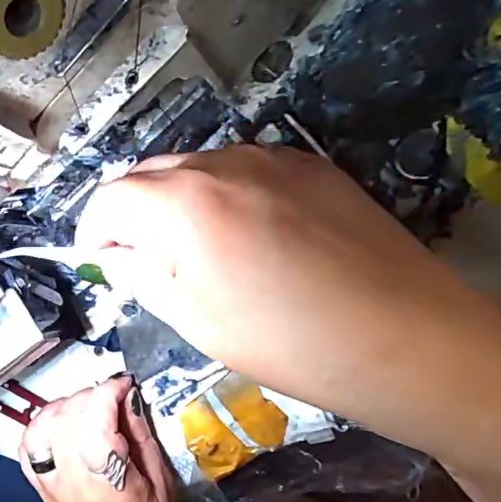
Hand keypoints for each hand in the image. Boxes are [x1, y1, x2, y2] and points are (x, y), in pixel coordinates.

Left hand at [20, 376, 177, 501]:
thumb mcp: (162, 481)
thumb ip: (142, 436)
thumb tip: (126, 398)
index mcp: (110, 486)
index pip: (95, 422)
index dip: (108, 393)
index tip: (123, 385)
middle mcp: (72, 484)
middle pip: (66, 420)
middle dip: (89, 397)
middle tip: (110, 399)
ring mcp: (50, 485)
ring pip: (41, 428)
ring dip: (63, 407)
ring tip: (87, 408)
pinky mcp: (39, 486)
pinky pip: (27, 446)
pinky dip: (40, 425)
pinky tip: (61, 422)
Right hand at [75, 146, 500, 470]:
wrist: (408, 340)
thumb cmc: (287, 344)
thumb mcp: (193, 321)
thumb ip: (138, 276)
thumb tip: (111, 255)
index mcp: (184, 204)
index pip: (109, 198)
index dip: (92, 231)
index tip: (98, 263)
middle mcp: (223, 163)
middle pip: (148, 173)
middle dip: (131, 214)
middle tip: (142, 264)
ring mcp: (272, 157)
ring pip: (194, 167)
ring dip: (174, 203)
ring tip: (196, 255)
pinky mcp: (311, 165)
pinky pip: (241, 169)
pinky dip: (220, 195)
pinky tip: (246, 239)